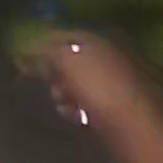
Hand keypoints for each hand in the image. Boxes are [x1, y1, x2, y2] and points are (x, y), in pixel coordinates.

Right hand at [24, 30, 158, 139]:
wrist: (132, 127)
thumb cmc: (95, 88)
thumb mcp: (65, 63)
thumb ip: (48, 53)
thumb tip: (35, 51)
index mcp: (97, 41)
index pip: (67, 35)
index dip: (46, 43)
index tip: (29, 55)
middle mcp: (109, 56)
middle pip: (74, 59)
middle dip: (56, 70)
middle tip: (45, 81)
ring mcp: (117, 81)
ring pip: (82, 81)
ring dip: (66, 90)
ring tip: (58, 102)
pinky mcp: (120, 106)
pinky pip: (92, 100)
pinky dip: (78, 105)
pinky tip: (71, 114)